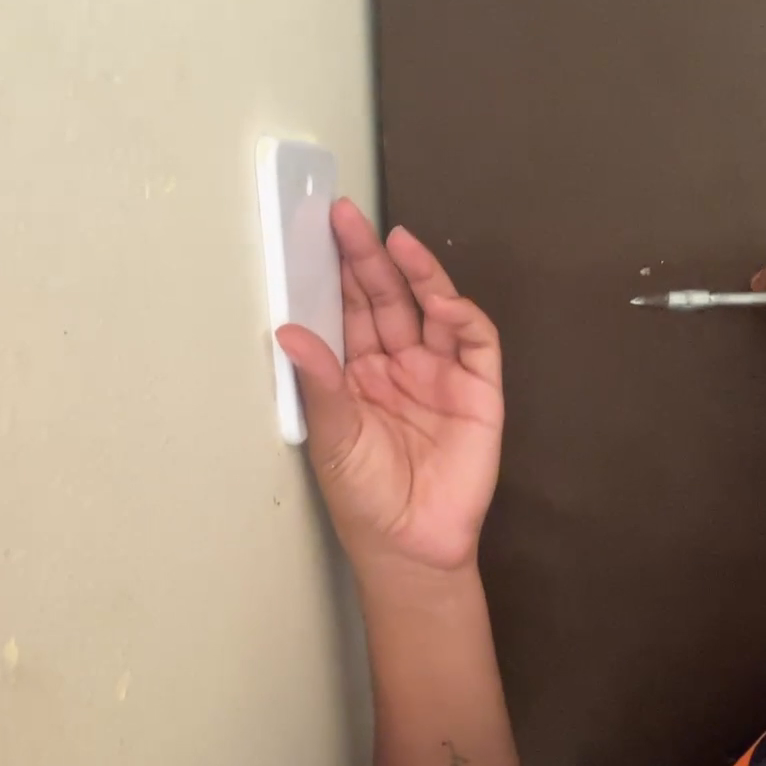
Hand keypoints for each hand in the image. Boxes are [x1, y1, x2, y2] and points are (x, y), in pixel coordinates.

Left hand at [276, 199, 502, 574]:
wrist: (413, 546)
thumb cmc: (366, 497)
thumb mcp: (335, 439)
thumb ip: (319, 384)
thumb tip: (287, 331)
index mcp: (359, 376)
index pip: (350, 314)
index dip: (337, 276)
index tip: (318, 236)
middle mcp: (400, 367)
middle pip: (388, 301)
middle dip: (369, 261)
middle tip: (348, 219)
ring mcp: (441, 375)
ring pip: (432, 311)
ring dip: (418, 275)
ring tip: (395, 242)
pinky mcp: (479, 391)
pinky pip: (475, 342)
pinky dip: (462, 316)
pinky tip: (440, 298)